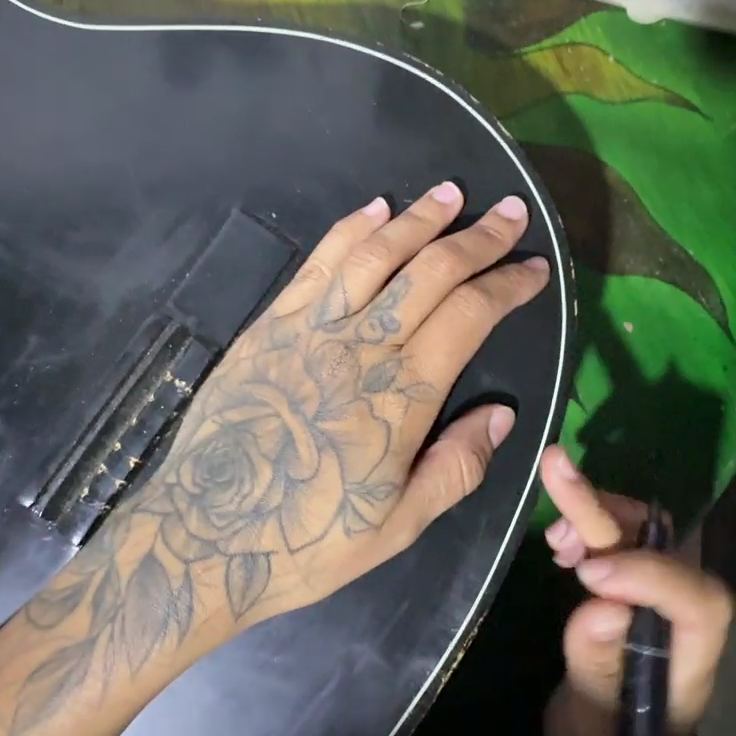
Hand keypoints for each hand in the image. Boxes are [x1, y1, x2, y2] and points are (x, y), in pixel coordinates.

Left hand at [4, 185, 549, 735]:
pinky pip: (318, 264)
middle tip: (509, 212)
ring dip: (417, 219)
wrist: (200, 536)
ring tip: (450, 194)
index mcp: (401, 397)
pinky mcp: (271, 325)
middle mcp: (360, 349)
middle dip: (477, 239)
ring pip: (374, 255)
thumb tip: (504, 414)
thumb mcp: (397, 527)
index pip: (469, 316)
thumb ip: (456, 467)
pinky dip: (350, 230)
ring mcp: (310, 330)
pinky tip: (374, 209)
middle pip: (429, 272)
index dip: (507, 285)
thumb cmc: (304, 541)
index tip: (534, 268)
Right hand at [539, 446, 733, 735]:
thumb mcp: (593, 723)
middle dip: (605, 509)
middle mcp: (681, 618)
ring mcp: (654, 597)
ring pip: (641, 532)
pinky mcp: (625, 586)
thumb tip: (600, 604)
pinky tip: (558, 539)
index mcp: (690, 660)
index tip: (585, 573)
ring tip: (553, 531)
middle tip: (553, 466)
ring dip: (594, 510)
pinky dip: (584, 523)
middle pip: (664, 547)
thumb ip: (598, 666)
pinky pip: (616, 538)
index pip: (695, 602)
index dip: (647, 574)